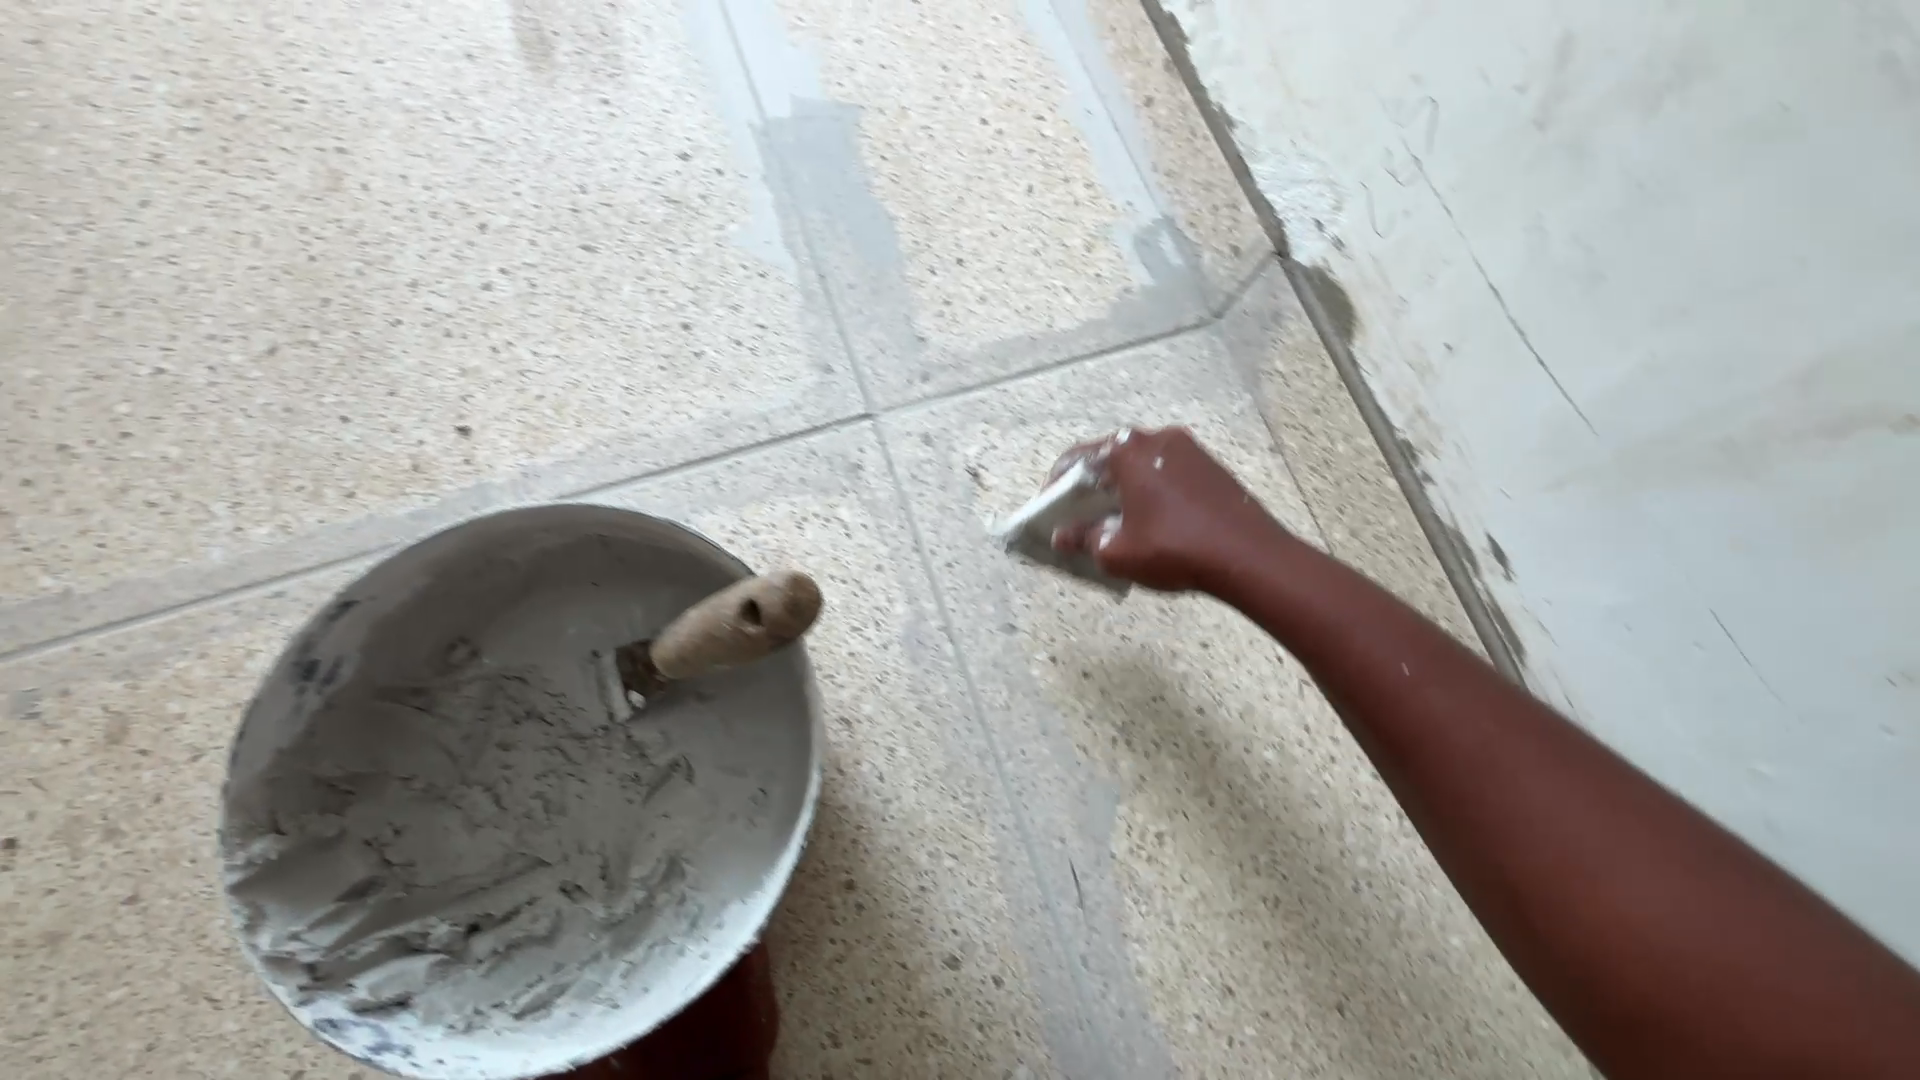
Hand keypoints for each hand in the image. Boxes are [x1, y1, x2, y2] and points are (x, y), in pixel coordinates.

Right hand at [1048, 426, 1286, 591]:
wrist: (1249, 556)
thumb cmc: (1175, 549)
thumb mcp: (1117, 552)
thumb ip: (1083, 539)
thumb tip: (1061, 536)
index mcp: (1128, 451)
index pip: (1077, 460)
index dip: (1056, 486)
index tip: (1048, 510)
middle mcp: (1156, 439)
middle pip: (1109, 458)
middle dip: (1090, 486)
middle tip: (1078, 516)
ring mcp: (1188, 449)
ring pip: (1140, 465)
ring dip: (1121, 488)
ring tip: (1113, 520)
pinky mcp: (1210, 466)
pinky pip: (1166, 472)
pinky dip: (1149, 490)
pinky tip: (1150, 519)